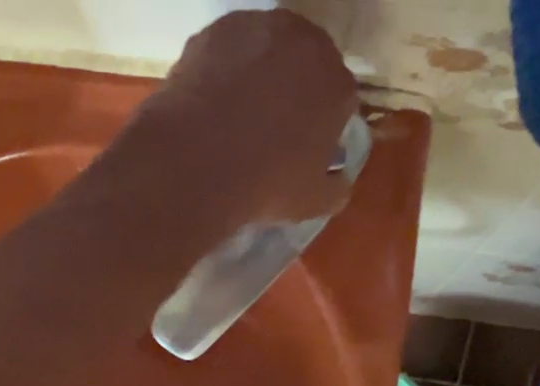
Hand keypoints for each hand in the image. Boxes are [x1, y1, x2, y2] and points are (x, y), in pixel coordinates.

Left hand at [141, 10, 358, 224]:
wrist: (200, 161)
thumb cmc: (266, 184)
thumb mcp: (311, 201)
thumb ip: (333, 189)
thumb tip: (339, 185)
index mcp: (337, 86)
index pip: (337, 99)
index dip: (319, 124)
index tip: (301, 146)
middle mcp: (307, 46)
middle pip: (304, 66)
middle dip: (290, 91)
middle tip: (267, 128)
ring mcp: (262, 31)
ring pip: (265, 52)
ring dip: (256, 75)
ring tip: (233, 115)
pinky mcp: (218, 30)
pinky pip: (226, 51)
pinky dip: (220, 71)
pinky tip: (208, 102)